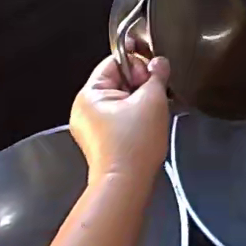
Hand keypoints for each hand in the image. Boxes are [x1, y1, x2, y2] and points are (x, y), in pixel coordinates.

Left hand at [70, 54, 170, 183]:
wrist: (127, 185)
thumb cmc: (133, 146)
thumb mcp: (152, 99)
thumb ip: (157, 74)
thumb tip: (159, 63)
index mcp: (89, 94)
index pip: (115, 61)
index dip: (137, 62)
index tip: (154, 67)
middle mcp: (85, 109)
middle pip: (118, 79)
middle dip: (141, 83)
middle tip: (155, 94)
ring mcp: (91, 126)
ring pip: (121, 98)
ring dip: (140, 99)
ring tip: (152, 111)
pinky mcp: (101, 140)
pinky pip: (120, 116)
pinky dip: (135, 115)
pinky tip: (147, 123)